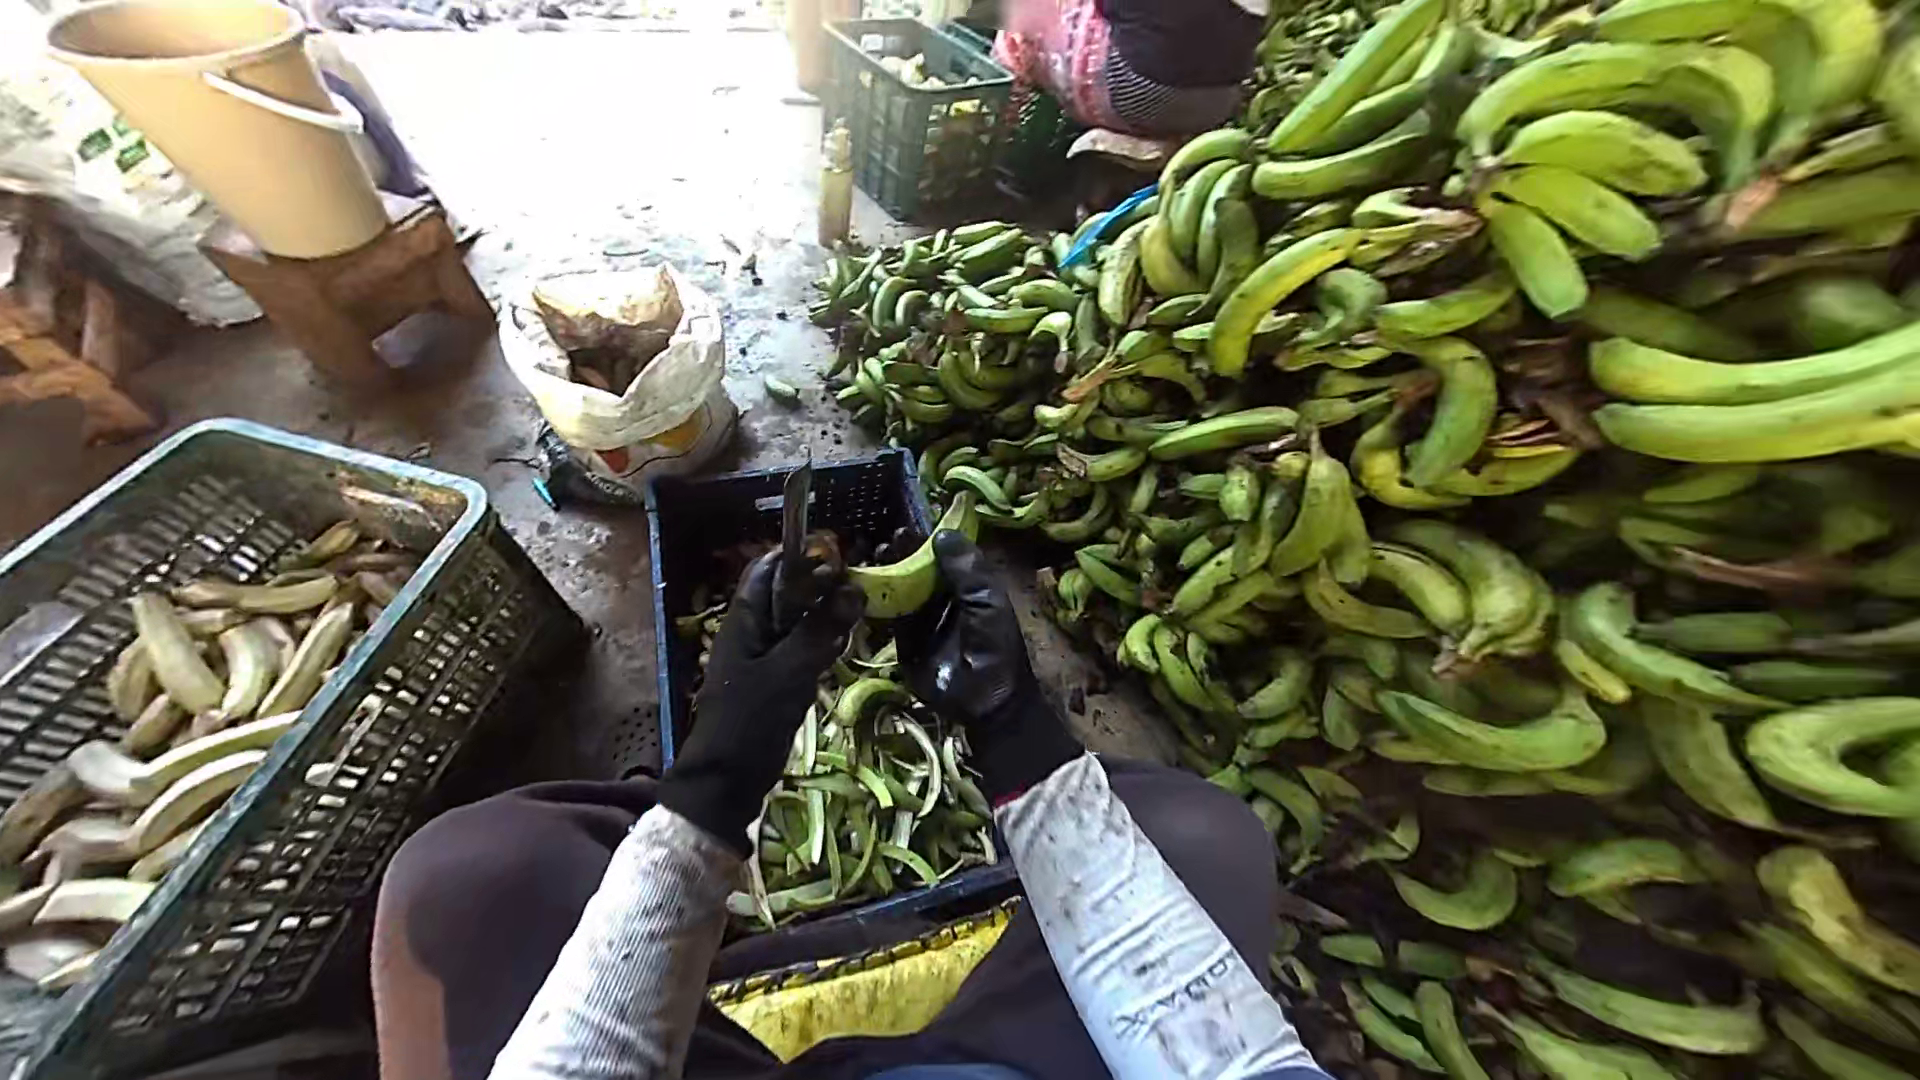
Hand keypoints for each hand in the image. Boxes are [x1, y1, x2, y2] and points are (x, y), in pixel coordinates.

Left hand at [661, 551, 862, 854]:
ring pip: (798, 622)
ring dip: (824, 617)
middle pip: (787, 593)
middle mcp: (753, 631)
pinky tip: (840, 649)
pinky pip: (802, 649)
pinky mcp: (776, 678)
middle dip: (820, 588)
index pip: (767, 569)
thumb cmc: (751, 720)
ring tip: (852, 618)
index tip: (837, 555)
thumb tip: (854, 589)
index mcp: (745, 620)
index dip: (799, 556)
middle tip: (854, 590)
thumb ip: (820, 629)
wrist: (728, 781)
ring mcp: (764, 655)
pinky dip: (821, 645)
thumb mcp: (789, 670)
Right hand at [894, 531, 1079, 803]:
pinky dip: (878, 598)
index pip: (945, 555)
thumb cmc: (995, 646)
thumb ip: (967, 570)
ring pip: (902, 587)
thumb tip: (942, 534)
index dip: (928, 539)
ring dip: (889, 570)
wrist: (986, 699)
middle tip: (890, 538)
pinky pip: (890, 614)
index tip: (910, 524)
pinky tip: (866, 582)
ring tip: (877, 553)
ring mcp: (924, 618)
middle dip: (904, 552)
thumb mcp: (988, 602)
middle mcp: (944, 597)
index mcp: (968, 585)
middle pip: (919, 567)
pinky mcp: (906, 638)